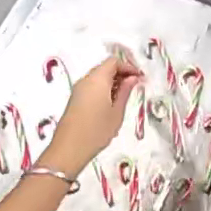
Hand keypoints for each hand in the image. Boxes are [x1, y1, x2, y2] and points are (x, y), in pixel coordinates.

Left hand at [39, 51, 142, 174]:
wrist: (69, 148)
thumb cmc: (97, 130)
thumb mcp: (117, 112)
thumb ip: (125, 92)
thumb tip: (132, 79)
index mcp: (97, 79)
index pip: (114, 62)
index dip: (128, 67)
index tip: (140, 79)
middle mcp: (86, 80)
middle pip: (105, 68)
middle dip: (121, 74)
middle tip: (134, 88)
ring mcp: (78, 90)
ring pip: (98, 78)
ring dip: (112, 83)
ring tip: (124, 98)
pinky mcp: (75, 100)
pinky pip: (91, 88)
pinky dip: (103, 90)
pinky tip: (111, 106)